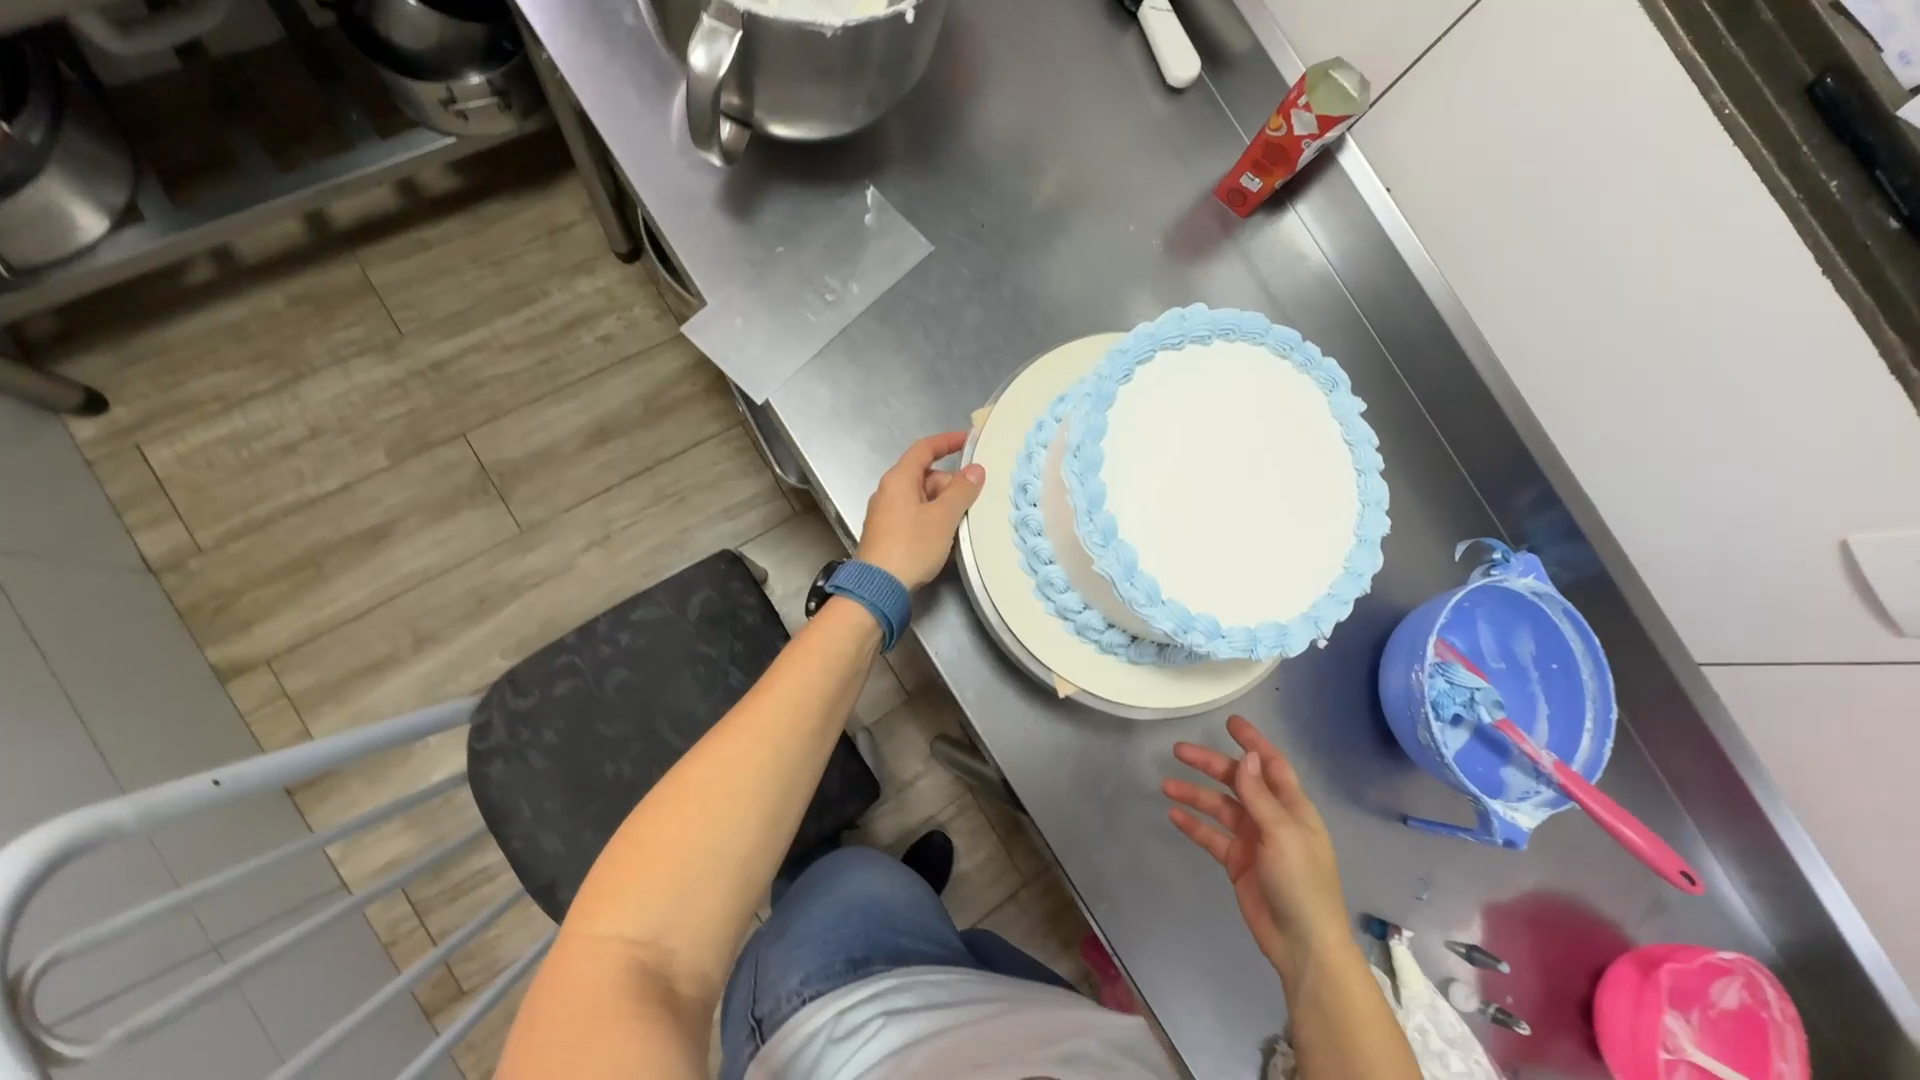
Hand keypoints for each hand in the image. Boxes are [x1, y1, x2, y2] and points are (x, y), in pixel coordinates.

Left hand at [855, 431, 985, 590]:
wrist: (879, 587)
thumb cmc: (911, 546)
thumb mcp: (943, 517)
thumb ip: (961, 491)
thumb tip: (975, 470)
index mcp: (899, 479)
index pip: (924, 449)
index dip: (947, 442)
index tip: (968, 440)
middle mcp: (889, 491)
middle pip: (925, 476)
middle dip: (951, 484)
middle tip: (973, 500)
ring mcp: (886, 514)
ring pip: (922, 498)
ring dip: (944, 505)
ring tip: (963, 521)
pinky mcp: (888, 534)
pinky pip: (916, 516)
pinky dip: (933, 519)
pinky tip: (947, 537)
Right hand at [1163, 715, 1352, 981]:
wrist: (1302, 942)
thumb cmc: (1301, 882)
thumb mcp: (1282, 834)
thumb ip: (1260, 795)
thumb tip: (1247, 756)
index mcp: (1292, 807)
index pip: (1270, 765)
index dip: (1252, 742)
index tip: (1230, 722)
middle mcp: (1272, 818)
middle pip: (1238, 782)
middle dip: (1211, 765)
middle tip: (1179, 750)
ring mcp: (1253, 841)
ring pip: (1220, 808)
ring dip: (1196, 794)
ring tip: (1166, 784)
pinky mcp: (1238, 863)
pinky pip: (1212, 836)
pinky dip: (1194, 825)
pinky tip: (1174, 814)